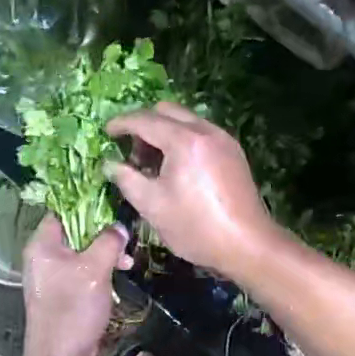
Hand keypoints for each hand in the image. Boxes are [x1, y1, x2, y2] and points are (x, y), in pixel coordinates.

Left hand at [22, 214, 129, 355]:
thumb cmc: (73, 307)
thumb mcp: (96, 268)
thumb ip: (109, 241)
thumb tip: (119, 227)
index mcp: (42, 244)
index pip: (63, 210)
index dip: (88, 205)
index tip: (114, 206)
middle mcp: (41, 257)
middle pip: (74, 232)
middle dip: (103, 234)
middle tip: (125, 242)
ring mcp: (50, 277)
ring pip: (81, 254)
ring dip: (104, 255)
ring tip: (127, 264)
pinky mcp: (60, 294)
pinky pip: (80, 272)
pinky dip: (98, 271)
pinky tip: (115, 279)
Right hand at [105, 103, 281, 276]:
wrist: (247, 244)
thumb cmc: (196, 227)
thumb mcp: (152, 206)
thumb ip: (126, 179)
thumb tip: (109, 164)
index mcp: (184, 140)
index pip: (145, 120)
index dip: (121, 124)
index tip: (107, 132)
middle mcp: (206, 131)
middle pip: (167, 111)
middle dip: (144, 124)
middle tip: (131, 151)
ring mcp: (224, 140)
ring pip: (186, 120)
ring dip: (164, 131)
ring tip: (152, 163)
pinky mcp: (234, 153)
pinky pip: (201, 133)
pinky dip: (183, 140)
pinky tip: (176, 168)